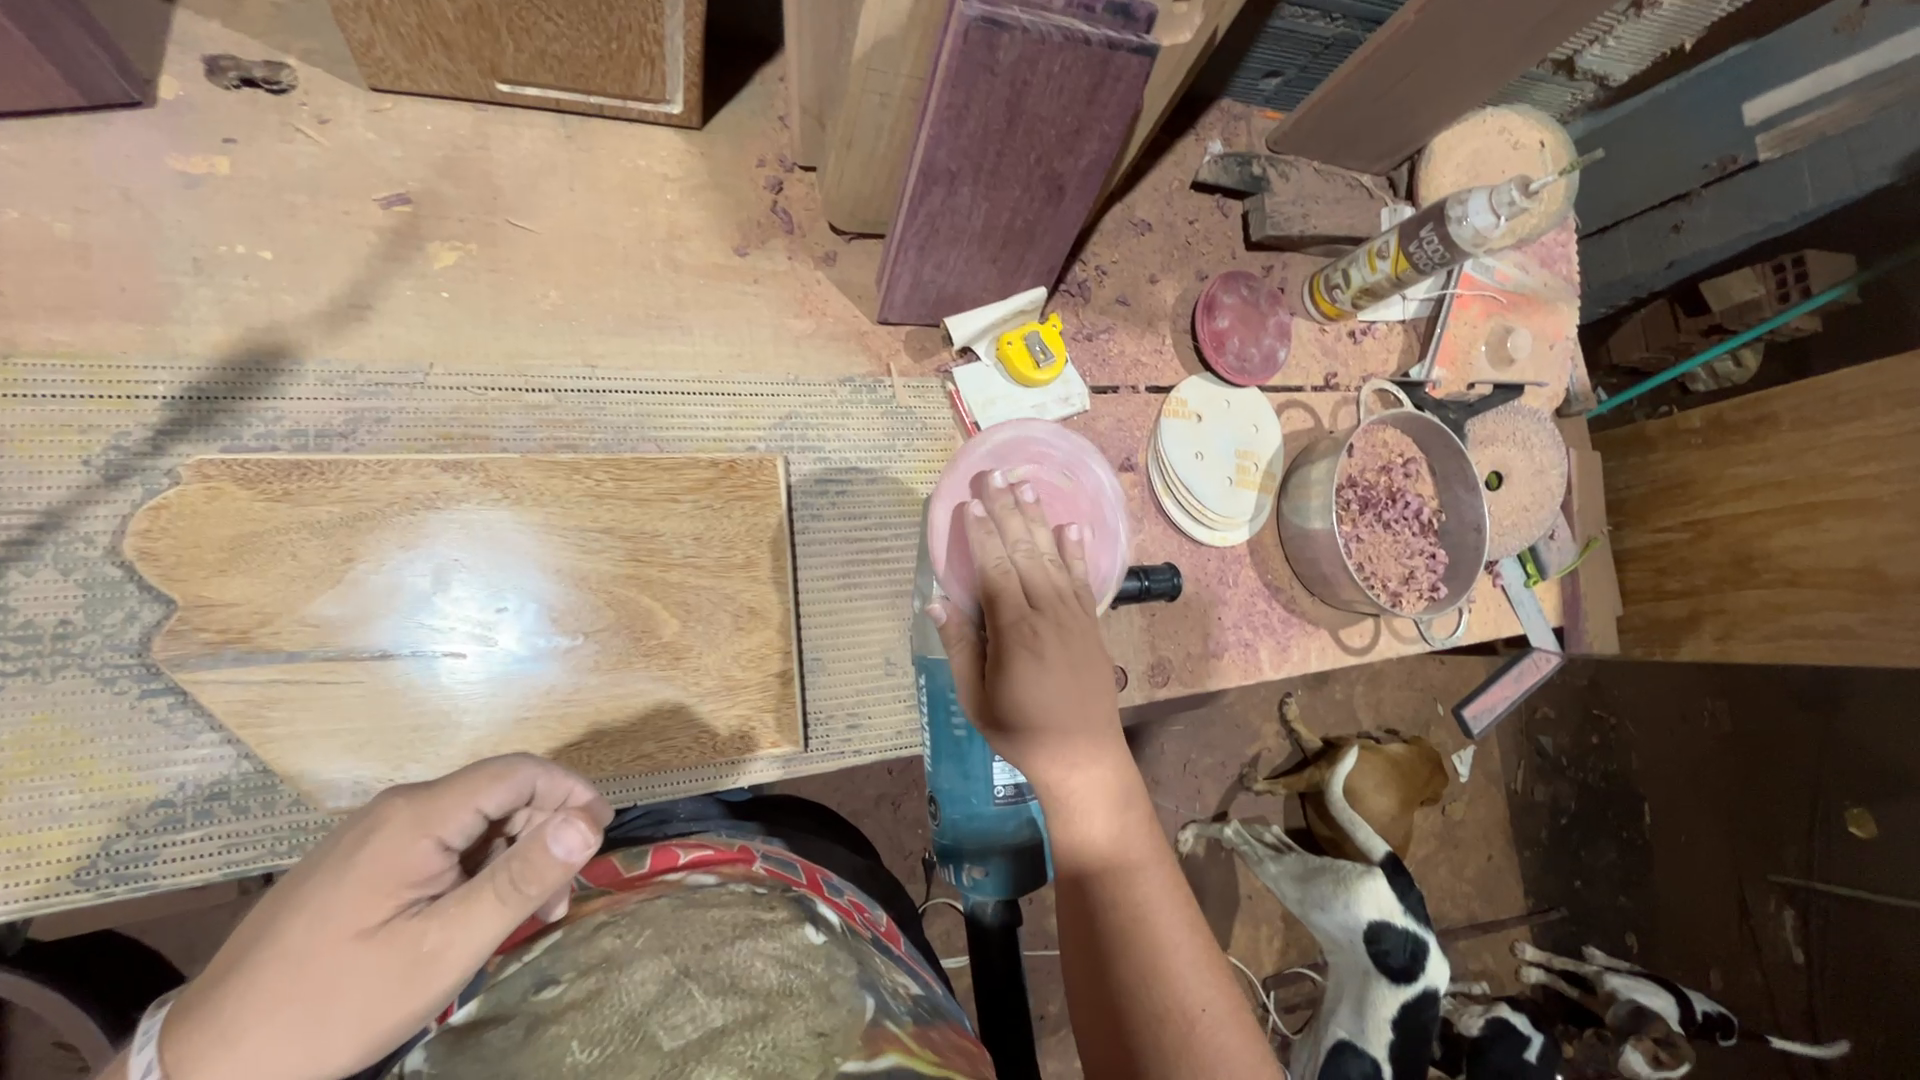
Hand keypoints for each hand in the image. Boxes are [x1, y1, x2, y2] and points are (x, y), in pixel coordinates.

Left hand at [159, 755, 612, 1079]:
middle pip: (498, 794)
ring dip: (511, 857)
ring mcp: (373, 832)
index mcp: (417, 816)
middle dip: (543, 835)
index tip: (601, 838)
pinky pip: (439, 843)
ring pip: (471, 821)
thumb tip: (589, 820)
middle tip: (556, 902)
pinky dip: (474, 870)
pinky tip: (472, 916)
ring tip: (521, 918)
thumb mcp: (444, 947)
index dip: (572, 792)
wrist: (213, 1060)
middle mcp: (396, 808)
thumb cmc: (339, 1002)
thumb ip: (520, 879)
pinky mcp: (360, 860)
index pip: (520, 771)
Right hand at [926, 468, 1124, 788]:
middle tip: (994, 475)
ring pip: (1054, 557)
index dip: (981, 534)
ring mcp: (1075, 616)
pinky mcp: (1092, 624)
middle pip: (1025, 551)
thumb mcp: (977, 698)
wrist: (1083, 755)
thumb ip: (959, 647)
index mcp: (1015, 631)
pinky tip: (1072, 526)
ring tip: (1026, 485)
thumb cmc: (1021, 730)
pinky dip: (1077, 550)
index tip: (969, 503)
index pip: (995, 569)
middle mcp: (1048, 613)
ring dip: (1039, 519)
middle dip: (1007, 510)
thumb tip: (936, 601)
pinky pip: (1083, 578)